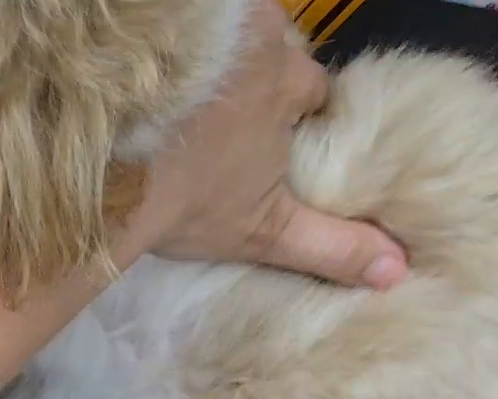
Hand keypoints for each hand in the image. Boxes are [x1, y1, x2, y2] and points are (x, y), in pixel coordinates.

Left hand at [113, 0, 407, 288]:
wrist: (101, 179)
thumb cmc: (185, 204)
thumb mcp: (261, 232)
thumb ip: (328, 246)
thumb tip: (396, 269)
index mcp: (289, 79)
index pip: (310, 91)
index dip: (291, 121)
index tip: (266, 150)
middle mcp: (255, 37)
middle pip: (266, 61)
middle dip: (250, 93)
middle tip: (216, 138)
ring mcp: (202, 30)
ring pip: (221, 48)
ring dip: (208, 77)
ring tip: (180, 121)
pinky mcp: (152, 34)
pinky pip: (173, 43)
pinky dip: (167, 67)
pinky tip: (149, 102)